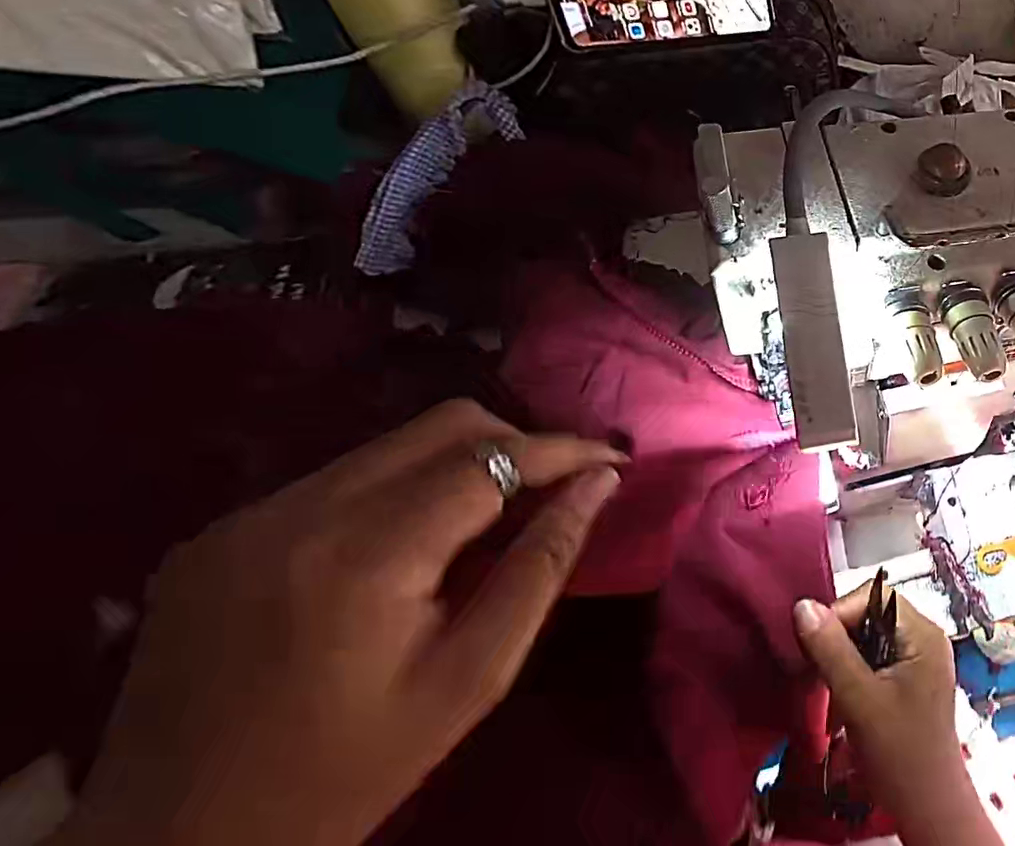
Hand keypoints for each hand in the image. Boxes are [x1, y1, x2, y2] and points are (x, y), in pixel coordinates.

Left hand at [52, 399, 626, 845]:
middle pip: (444, 426)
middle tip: (559, 489)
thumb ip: (544, 564)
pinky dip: (407, 486)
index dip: (563, 449)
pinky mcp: (221, 533)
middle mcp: (296, 514)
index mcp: (362, 557)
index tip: (614, 457)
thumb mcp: (476, 673)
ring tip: (497, 515)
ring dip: (465, 462)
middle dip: (519, 444)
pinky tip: (418, 539)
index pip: (490, 459)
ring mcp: (247, 519)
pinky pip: (347, 475)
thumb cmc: (352, 767)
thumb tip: (599, 484)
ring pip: (396, 443)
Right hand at [793, 588, 997, 845]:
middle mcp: (926, 637)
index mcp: (923, 633)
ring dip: (843, 659)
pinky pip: (876, 659)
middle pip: (872, 615)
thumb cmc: (900, 755)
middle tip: (815, 669)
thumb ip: (831, 651)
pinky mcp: (911, 679)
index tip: (813, 644)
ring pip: (870, 638)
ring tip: (828, 688)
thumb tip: (802, 606)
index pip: (875, 596)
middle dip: (839, 639)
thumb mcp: (860, 700)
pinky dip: (854, 674)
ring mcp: (920, 658)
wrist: (929, 808)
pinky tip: (842, 702)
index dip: (840, 613)